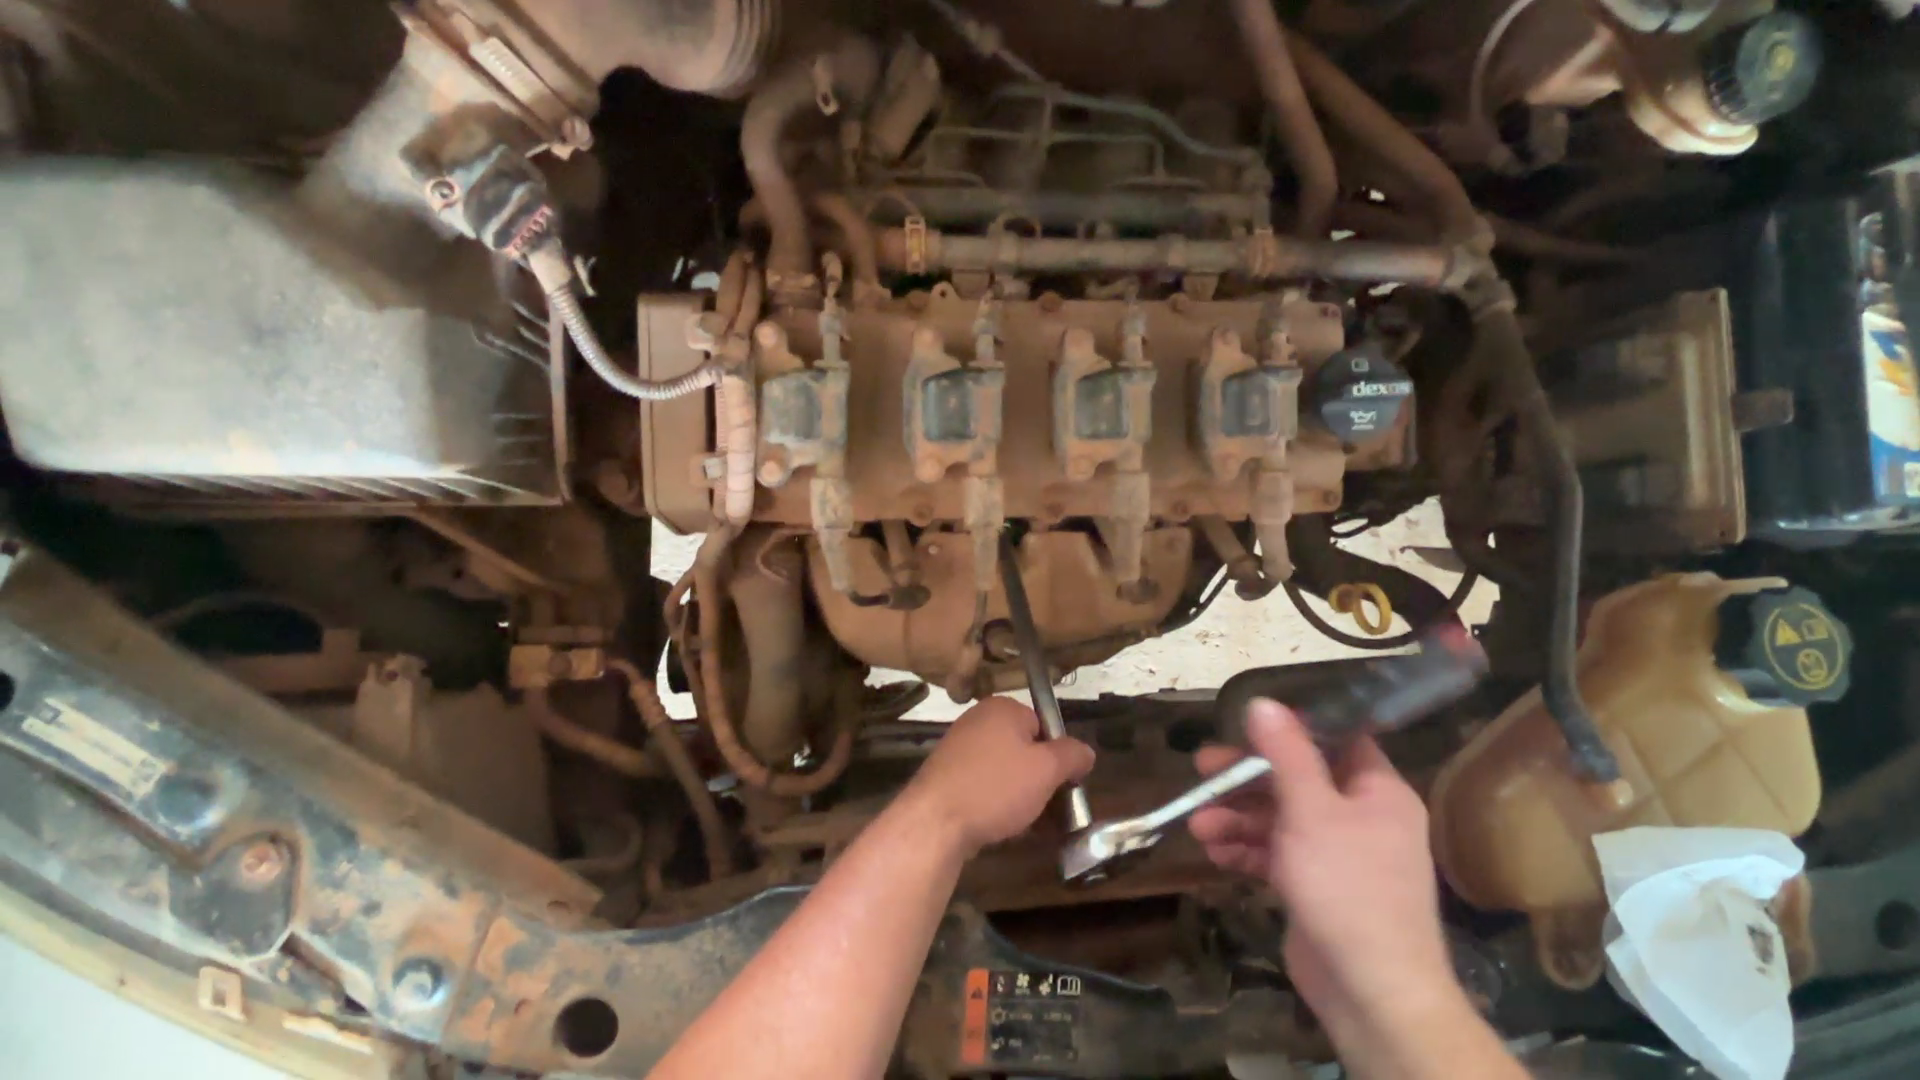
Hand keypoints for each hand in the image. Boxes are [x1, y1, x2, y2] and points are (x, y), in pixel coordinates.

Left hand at [903, 697, 1094, 856]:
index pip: (1044, 726)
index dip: (1057, 756)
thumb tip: (1086, 752)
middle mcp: (977, 721)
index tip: (1062, 783)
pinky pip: (985, 787)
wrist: (934, 823)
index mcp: (1001, 708)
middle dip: (1040, 780)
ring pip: (1006, 772)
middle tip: (1050, 809)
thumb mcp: (1046, 770)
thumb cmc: (995, 787)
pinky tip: (1004, 828)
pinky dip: (998, 804)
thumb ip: (1072, 756)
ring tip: (1030, 824)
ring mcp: (958, 750)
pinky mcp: (947, 778)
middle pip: (1025, 750)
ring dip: (1022, 797)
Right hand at [1188, 699, 1460, 1038]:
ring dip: (1238, 818)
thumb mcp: (1311, 811)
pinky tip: (1214, 852)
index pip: (1337, 740)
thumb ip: (1286, 754)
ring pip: (1281, 819)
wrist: (1372, 991)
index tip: (1246, 721)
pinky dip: (1247, 850)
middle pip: (1297, 779)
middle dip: (1247, 779)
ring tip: (1198, 824)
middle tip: (1202, 769)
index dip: (1293, 727)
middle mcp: (1361, 817)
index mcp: (1378, 791)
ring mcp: (1338, 855)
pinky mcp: (1316, 887)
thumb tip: (1263, 701)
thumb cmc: (1348, 887)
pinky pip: (1277, 854)